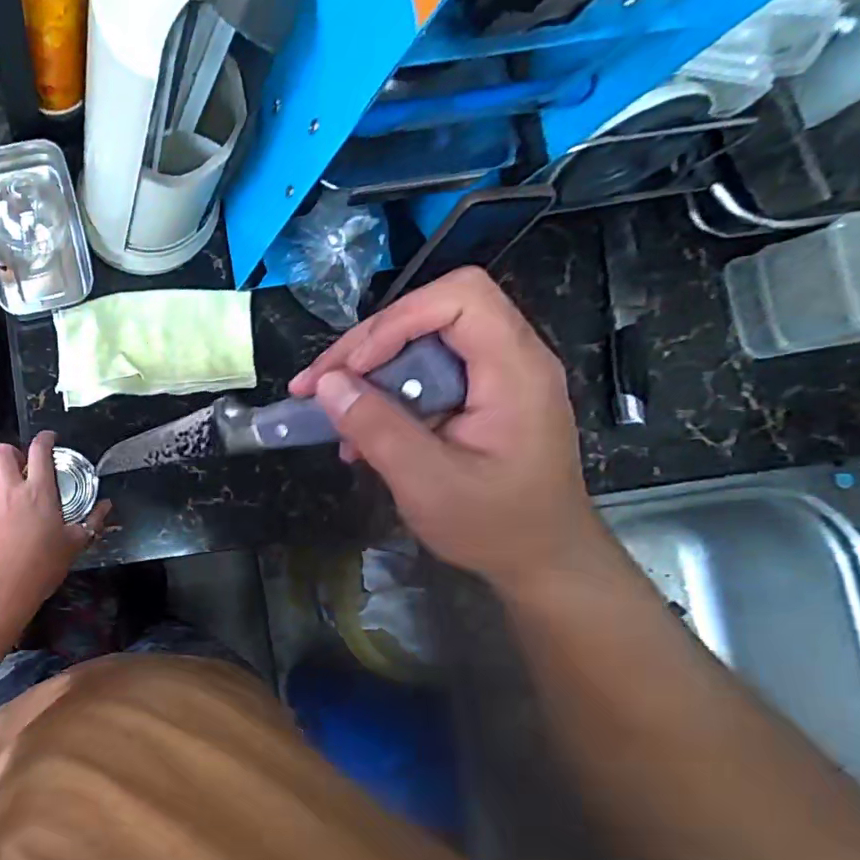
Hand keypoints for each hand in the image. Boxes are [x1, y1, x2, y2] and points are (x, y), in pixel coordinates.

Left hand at [0, 432, 111, 615]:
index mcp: (39, 491)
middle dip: (12, 451)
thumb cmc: (44, 564)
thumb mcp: (75, 543)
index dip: (45, 438)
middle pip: (2, 451)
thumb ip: (92, 521)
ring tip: (10, 484)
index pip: (39, 450)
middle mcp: (12, 490)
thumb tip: (106, 506)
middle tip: (24, 464)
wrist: (5, 587)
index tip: (50, 439)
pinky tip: (4, 509)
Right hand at [288, 267, 614, 593]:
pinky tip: (357, 432)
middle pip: (432, 313)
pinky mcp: (479, 398)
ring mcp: (495, 378)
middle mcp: (510, 359)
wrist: (543, 561)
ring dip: (367, 371)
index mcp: (513, 370)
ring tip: (326, 408)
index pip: (458, 298)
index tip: (352, 369)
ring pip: (420, 343)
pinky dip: (384, 395)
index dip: (396, 320)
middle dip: (366, 344)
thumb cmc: (496, 526)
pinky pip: (424, 375)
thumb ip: (377, 429)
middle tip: (317, 384)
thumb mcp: (427, 482)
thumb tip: (327, 384)